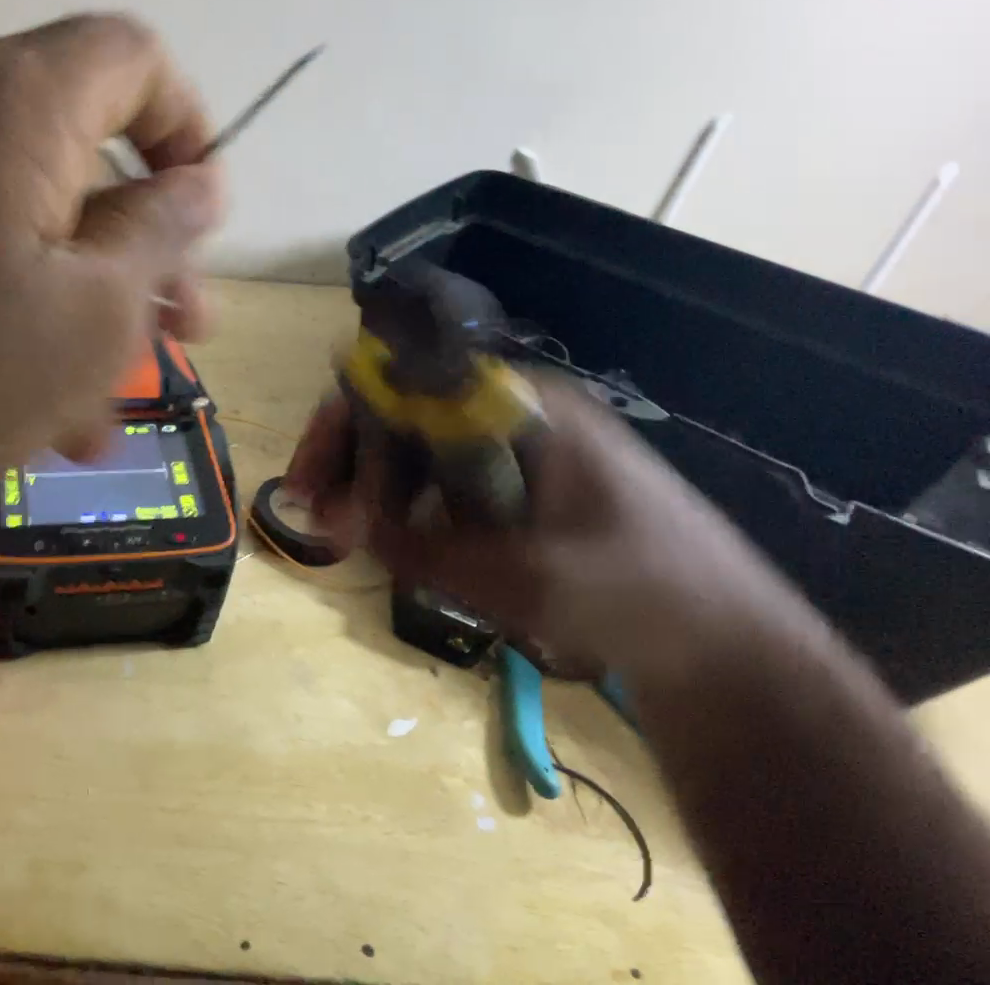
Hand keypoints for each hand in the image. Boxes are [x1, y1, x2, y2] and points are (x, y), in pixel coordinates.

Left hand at [0, 15, 224, 610]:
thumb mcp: (91, 319)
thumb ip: (160, 238)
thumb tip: (199, 186)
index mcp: (13, 99)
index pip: (135, 59)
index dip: (189, 131)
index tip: (204, 224)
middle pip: (81, 156)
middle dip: (143, 254)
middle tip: (182, 338)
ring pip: (24, 227)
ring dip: (79, 313)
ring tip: (101, 414)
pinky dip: (11, 320)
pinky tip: (37, 418)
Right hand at [287, 376, 821, 682]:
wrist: (730, 650)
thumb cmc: (639, 596)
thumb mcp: (521, 575)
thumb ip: (418, 546)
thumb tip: (330, 516)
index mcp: (525, 408)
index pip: (407, 387)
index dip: (344, 426)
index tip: (308, 484)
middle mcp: (514, 417)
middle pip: (403, 416)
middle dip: (348, 464)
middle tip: (312, 518)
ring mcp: (518, 454)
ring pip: (416, 452)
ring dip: (369, 490)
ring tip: (340, 541)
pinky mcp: (520, 494)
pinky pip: (441, 486)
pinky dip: (404, 512)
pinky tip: (389, 547)